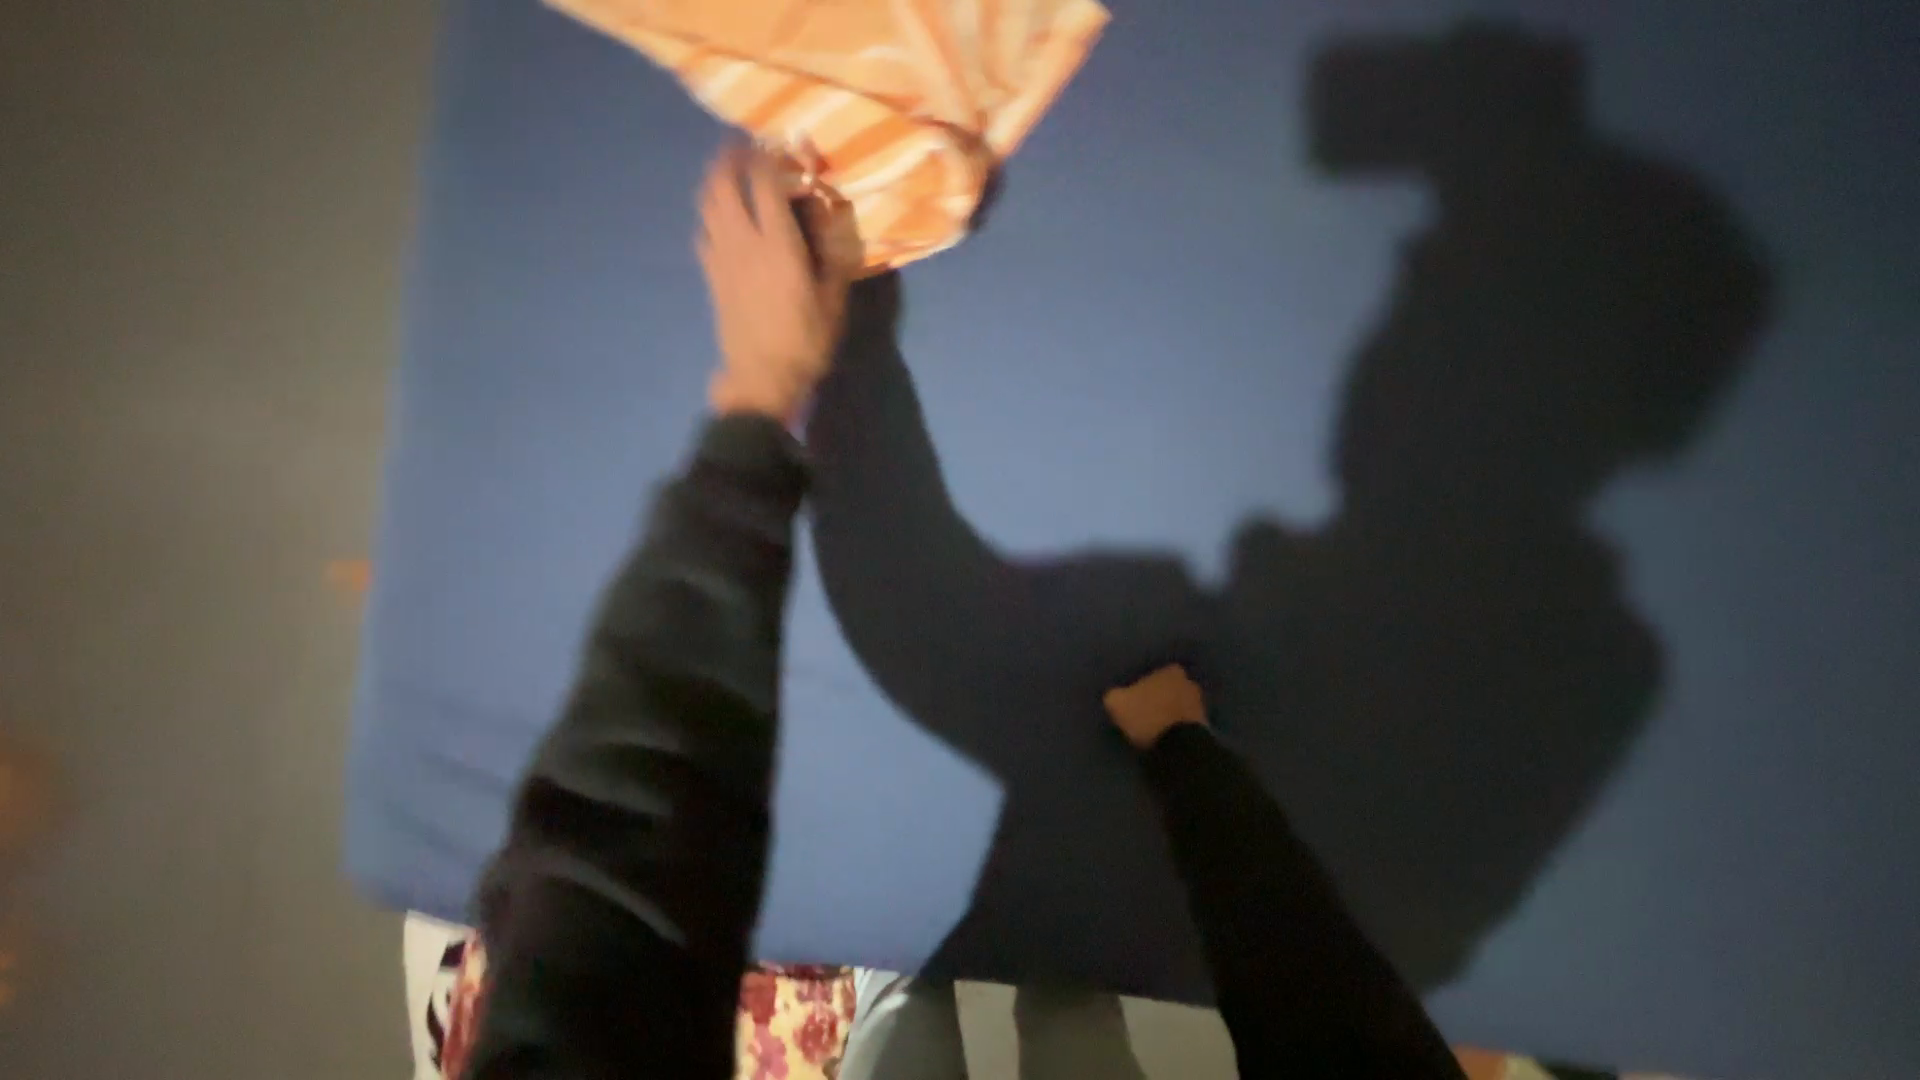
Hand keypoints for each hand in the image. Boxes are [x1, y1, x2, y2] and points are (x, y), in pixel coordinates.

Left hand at [696, 138, 860, 422]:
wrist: (761, 377)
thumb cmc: (805, 342)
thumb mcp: (833, 301)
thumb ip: (832, 257)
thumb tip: (828, 222)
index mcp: (777, 244)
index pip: (763, 182)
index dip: (768, 155)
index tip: (777, 143)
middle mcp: (742, 240)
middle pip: (723, 182)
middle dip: (731, 157)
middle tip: (744, 147)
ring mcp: (720, 256)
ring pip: (708, 202)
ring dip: (716, 179)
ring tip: (729, 172)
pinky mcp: (710, 274)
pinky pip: (704, 229)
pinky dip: (711, 212)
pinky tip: (722, 217)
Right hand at [1103, 664, 1208, 749]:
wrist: (1179, 746)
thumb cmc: (1148, 716)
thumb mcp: (1117, 703)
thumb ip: (1114, 694)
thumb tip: (1114, 694)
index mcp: (1170, 670)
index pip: (1155, 672)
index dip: (1144, 684)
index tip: (1135, 696)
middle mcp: (1189, 681)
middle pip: (1170, 687)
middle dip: (1160, 696)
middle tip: (1145, 710)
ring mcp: (1200, 704)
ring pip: (1179, 704)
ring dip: (1170, 712)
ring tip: (1156, 725)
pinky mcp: (1206, 725)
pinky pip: (1186, 722)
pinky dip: (1177, 727)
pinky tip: (1167, 735)